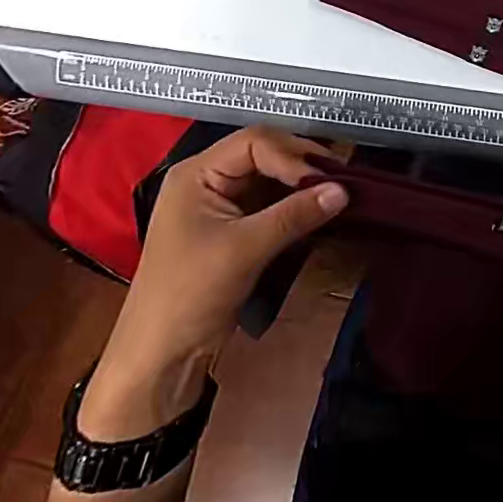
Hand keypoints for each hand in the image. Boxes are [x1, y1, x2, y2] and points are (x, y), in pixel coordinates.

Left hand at [78, 128, 345, 439]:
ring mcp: (220, 204)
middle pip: (264, 154)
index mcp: (197, 173)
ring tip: (337, 192)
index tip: (326, 179)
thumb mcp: (244, 250)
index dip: (293, 155)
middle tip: (340, 179)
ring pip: (270, 178)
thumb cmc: (189, 295)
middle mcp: (207, 179)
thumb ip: (294, 215)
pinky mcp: (233, 228)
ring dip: (302, 184)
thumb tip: (343, 190)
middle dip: (301, 164)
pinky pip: (270, 203)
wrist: (159, 358)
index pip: (254, 143)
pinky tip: (320, 210)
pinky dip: (295, 205)